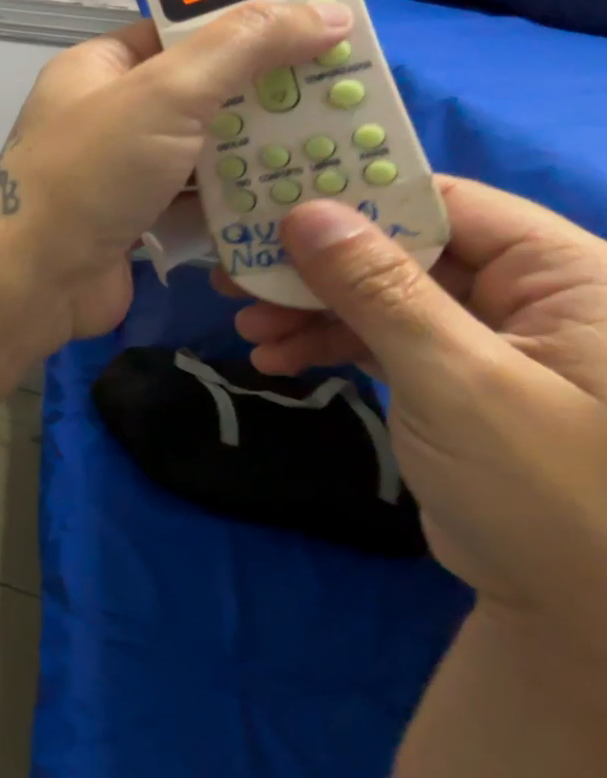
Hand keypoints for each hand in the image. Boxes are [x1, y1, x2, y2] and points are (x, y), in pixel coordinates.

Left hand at [0, 1, 352, 339]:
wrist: (31, 278)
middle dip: (270, 93)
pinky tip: (306, 196)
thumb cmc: (89, 174)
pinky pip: (200, 199)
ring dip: (265, 149)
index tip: (328, 24)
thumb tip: (327, 11)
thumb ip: (243, 47)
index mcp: (96, 69)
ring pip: (206, 148)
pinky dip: (243, 198)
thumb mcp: (165, 93)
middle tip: (357, 90)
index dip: (248, 23)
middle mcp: (104, 114)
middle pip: (202, 90)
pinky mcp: (135, 219)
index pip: (178, 30)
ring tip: (350, 142)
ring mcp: (119, 170)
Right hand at [222, 177, 606, 642]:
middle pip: (404, 251)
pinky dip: (324, 344)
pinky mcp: (454, 381)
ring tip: (246, 326)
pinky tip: (274, 359)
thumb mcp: (457, 379)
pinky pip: (378, 339)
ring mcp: (492, 342)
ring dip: (308, 308)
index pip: (452, 207)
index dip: (358, 198)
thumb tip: (306, 211)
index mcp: (570, 279)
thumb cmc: (546, 486)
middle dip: (316, 264)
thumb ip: (379, 289)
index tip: (269, 201)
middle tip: (236, 268)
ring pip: (381, 296)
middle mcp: (535, 299)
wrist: (578, 610)